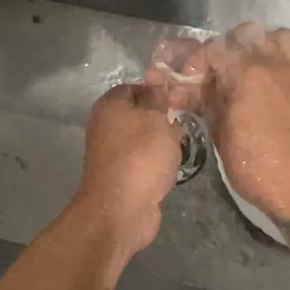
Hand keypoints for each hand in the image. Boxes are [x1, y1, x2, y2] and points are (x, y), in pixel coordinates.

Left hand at [73, 83, 183, 258]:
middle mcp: (106, 125)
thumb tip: (155, 79)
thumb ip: (157, 98)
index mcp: (109, 106)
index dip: (156, 90)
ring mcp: (112, 152)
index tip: (179, 99)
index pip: (134, 87)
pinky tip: (171, 167)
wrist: (121, 209)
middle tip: (183, 124)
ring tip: (180, 146)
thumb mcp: (155, 118)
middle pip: (138, 114)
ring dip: (162, 142)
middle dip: (162, 118)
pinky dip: (156, 162)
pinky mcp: (121, 174)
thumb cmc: (141, 156)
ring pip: (143, 138)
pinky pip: (142, 160)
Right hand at [196, 24, 289, 221]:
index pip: (213, 48)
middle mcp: (273, 65)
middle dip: (222, 48)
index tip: (185, 80)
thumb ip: (207, 103)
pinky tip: (260, 82)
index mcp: (248, 74)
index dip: (193, 60)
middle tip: (210, 73)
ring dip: (255, 44)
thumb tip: (189, 90)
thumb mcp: (221, 136)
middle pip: (244, 34)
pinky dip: (274, 56)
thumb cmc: (257, 168)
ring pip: (275, 36)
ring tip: (240, 67)